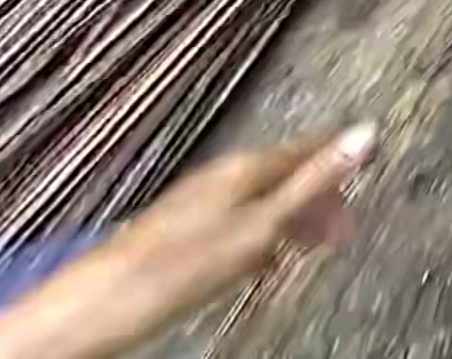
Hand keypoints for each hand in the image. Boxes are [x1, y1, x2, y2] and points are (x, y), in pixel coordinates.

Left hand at [0, 125, 375, 358]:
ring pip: (267, 196)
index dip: (348, 157)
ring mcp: (201, 199)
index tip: (374, 174)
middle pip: (292, 171)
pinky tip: (262, 259)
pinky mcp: (180, 229)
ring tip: (312, 246)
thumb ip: (317, 179)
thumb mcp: (263, 224)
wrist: (77, 321)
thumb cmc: (181, 267)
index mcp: (252, 164)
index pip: (316, 146)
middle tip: (345, 229)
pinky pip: (243, 217)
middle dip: (324, 194)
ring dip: (296, 216)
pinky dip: (265, 232)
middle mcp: (229, 172)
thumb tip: (370, 129)